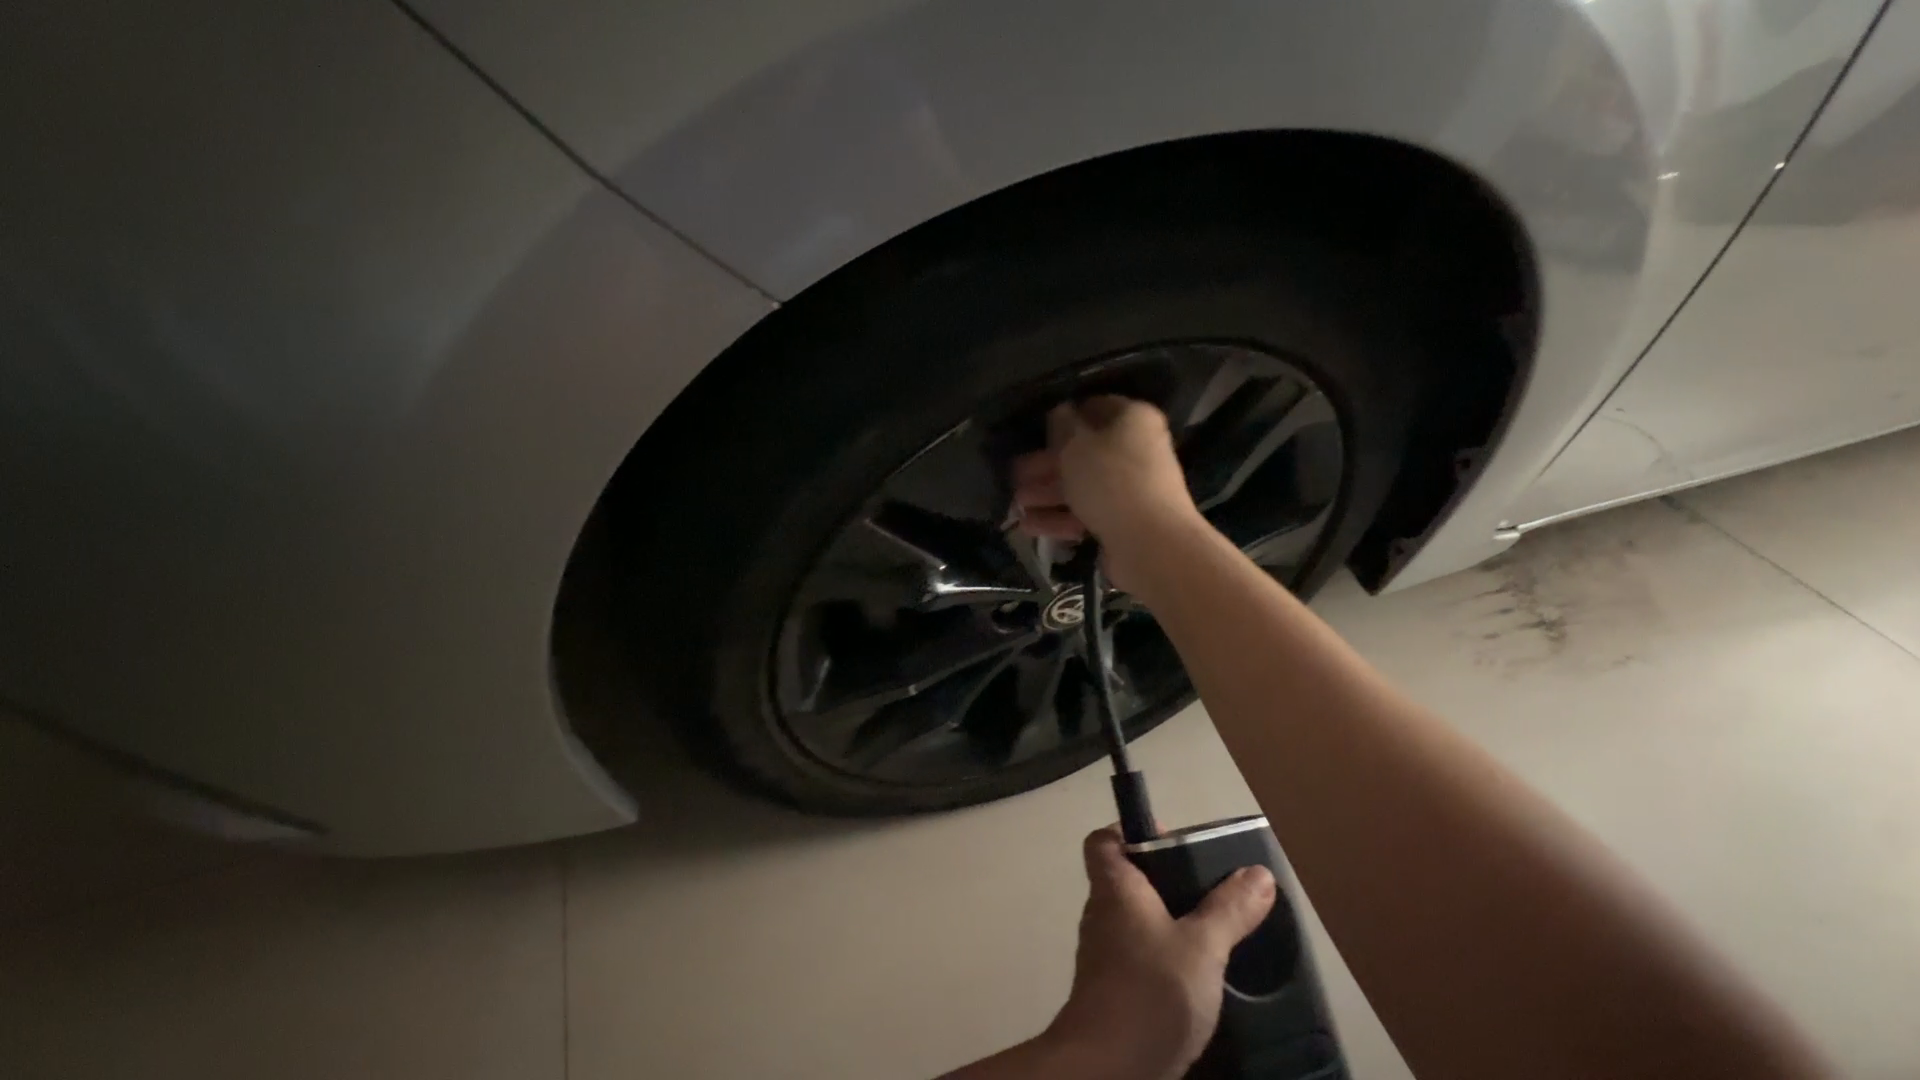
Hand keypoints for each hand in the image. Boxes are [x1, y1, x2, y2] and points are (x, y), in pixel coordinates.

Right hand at [1011, 397, 1202, 587]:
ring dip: (1046, 494)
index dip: (1064, 416)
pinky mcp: (1125, 522)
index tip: (1035, 429)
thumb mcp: (1076, 445)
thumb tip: (1060, 411)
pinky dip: (1060, 519)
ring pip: (1082, 486)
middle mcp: (1136, 450)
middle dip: (1045, 465)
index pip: (1095, 407)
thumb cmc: (1111, 480)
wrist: (1151, 543)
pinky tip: (1029, 526)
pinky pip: (1087, 513)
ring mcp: (1132, 489)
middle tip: (1014, 473)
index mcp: (1133, 420)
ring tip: (1015, 505)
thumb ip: (1062, 425)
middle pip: (1084, 452)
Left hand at [1044, 827, 1277, 1079]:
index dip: (1128, 830)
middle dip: (1164, 878)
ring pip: (1134, 920)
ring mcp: (1104, 954)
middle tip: (1210, 888)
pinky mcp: (1114, 989)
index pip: (1102, 840)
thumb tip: (1259, 873)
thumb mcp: (1203, 947)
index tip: (1169, 840)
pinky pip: (1139, 955)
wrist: (1109, 1065)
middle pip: (1124, 879)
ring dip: (1168, 920)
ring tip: (1214, 930)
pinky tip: (1199, 973)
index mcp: (1115, 889)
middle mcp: (1102, 914)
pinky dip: (1165, 955)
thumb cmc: (1151, 990)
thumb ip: (1229, 910)